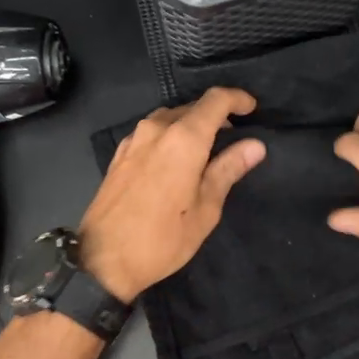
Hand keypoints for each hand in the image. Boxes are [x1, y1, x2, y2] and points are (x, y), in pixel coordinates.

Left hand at [78, 88, 265, 302]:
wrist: (102, 261)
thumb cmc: (162, 239)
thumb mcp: (205, 209)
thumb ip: (228, 170)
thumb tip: (255, 145)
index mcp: (183, 138)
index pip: (215, 100)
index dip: (237, 98)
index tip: (252, 109)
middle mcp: (157, 129)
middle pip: (192, 107)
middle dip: (216, 115)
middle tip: (234, 138)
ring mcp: (134, 139)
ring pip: (170, 117)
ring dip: (191, 125)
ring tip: (206, 149)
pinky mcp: (120, 153)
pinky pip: (152, 131)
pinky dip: (170, 135)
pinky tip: (175, 159)